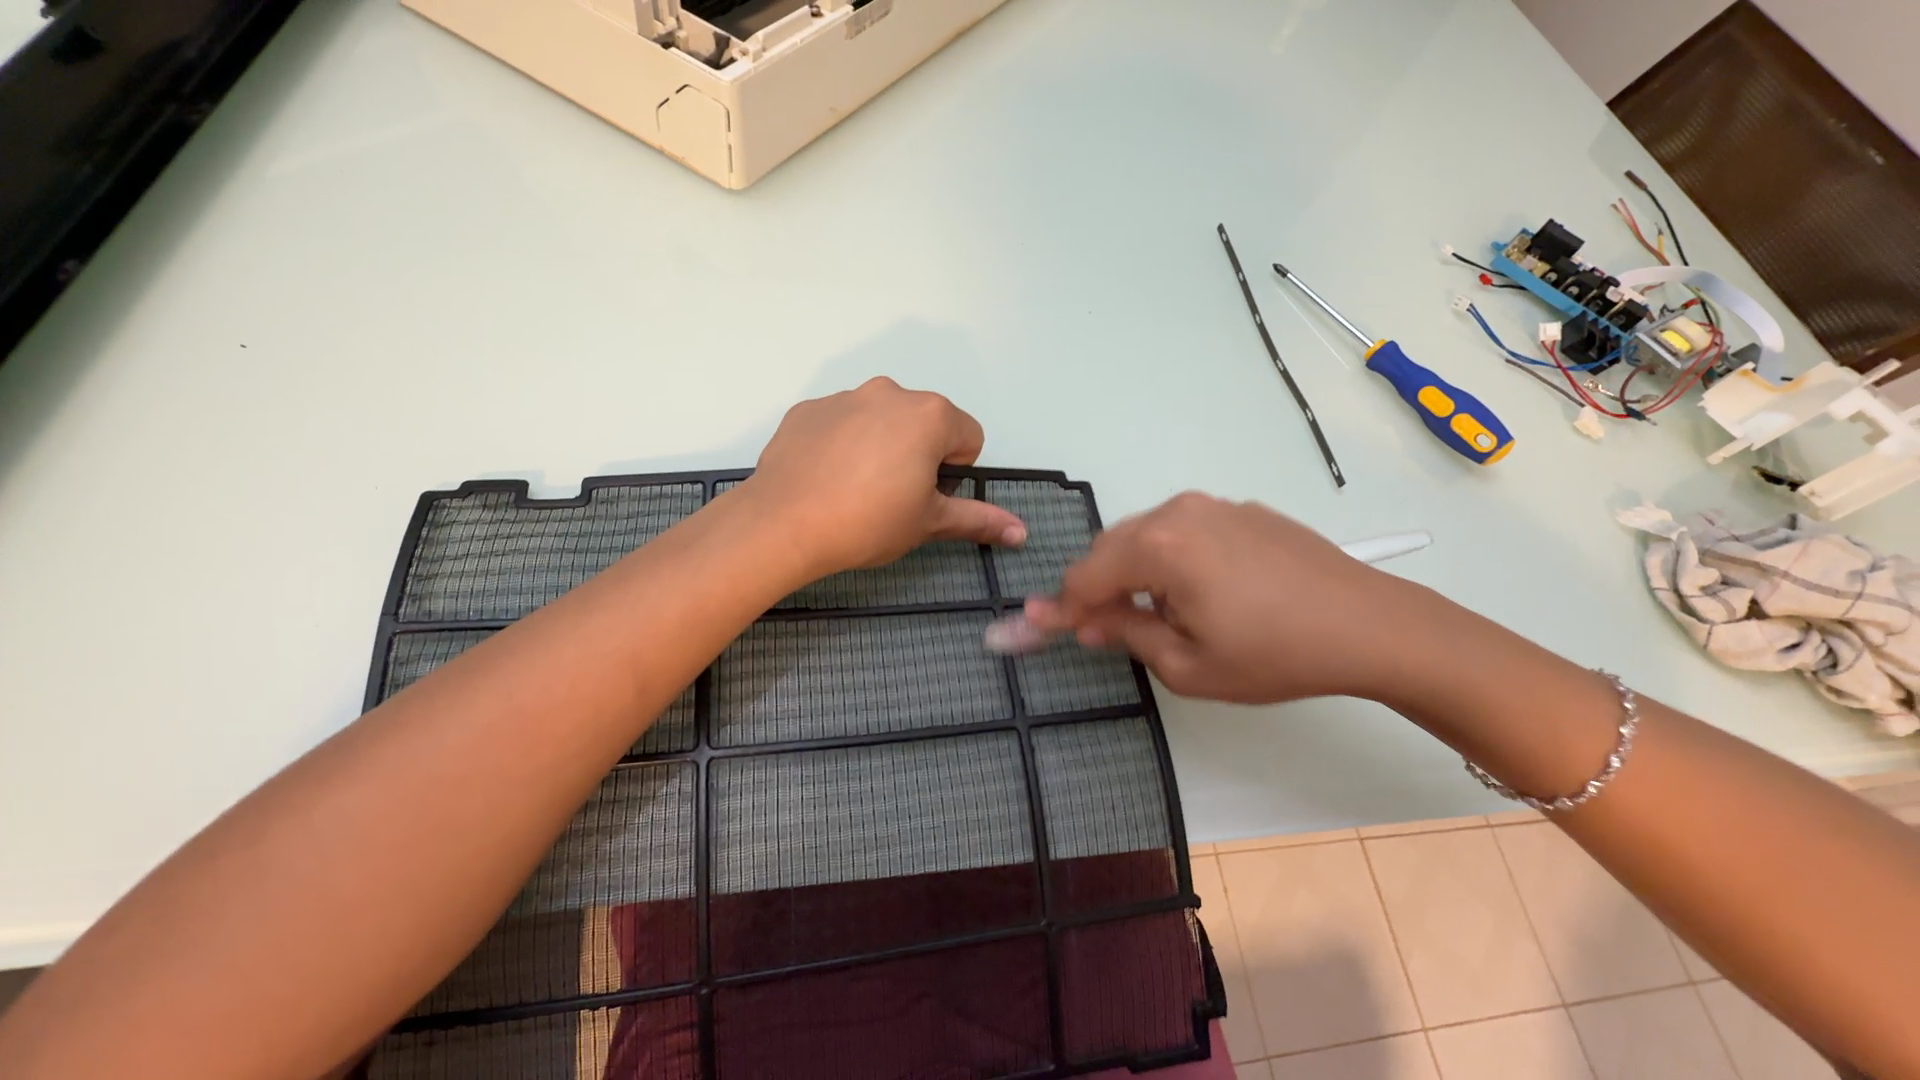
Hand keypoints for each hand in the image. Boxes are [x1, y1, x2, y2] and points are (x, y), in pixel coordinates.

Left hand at [738, 378, 1027, 578]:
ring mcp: (844, 397)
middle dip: (918, 455)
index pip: (968, 437)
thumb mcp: (929, 523)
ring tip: (855, 491)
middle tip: (893, 498)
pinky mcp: (807, 410)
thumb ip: (978, 520)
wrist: (783, 523)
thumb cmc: (868, 522)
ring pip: (880, 421)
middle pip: (924, 423)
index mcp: (930, 415)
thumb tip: (1022, 532)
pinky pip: (840, 424)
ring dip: (880, 447)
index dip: (954, 472)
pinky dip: (842, 446)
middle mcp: (890, 393)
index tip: (925, 497)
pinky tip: (826, 480)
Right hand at [1024, 493, 1413, 702]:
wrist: (1370, 625)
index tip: (1031, 629)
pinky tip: (1200, 594)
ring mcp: (1216, 506)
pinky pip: (1187, 532)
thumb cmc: (1273, 654)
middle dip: (1097, 587)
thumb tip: (1086, 622)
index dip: (1058, 608)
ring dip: (1135, 572)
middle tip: (1098, 629)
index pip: (1086, 575)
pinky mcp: (1246, 512)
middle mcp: (1180, 512)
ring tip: (1154, 615)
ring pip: (1149, 535)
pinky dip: (1172, 559)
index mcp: (1159, 546)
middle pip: (1113, 547)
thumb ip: (1126, 635)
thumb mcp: (1188, 664)